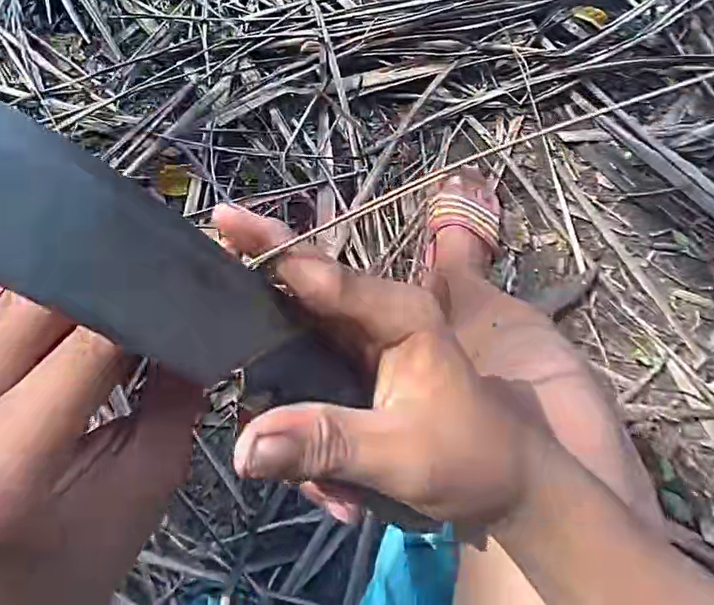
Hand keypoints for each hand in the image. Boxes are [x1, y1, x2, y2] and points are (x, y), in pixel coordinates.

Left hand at [0, 294, 201, 603]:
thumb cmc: (70, 564)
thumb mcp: (145, 485)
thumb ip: (174, 395)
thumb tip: (196, 317)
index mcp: (8, 456)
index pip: (91, 340)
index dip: (145, 307)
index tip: (189, 291)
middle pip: (53, 307)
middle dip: (114, 296)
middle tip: (163, 299)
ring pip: (33, 305)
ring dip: (86, 305)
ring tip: (130, 318)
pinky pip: (14, 325)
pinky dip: (60, 323)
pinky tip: (88, 339)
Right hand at [213, 204, 547, 527]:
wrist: (505, 483)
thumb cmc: (469, 457)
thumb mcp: (400, 455)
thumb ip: (325, 443)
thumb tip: (243, 446)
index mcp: (397, 311)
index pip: (324, 273)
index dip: (272, 246)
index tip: (224, 221)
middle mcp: (373, 311)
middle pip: (299, 283)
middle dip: (254, 286)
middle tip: (208, 276)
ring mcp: (357, 337)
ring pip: (292, 334)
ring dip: (274, 384)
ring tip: (318, 473)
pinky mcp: (346, 364)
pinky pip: (301, 371)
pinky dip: (296, 419)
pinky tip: (332, 490)